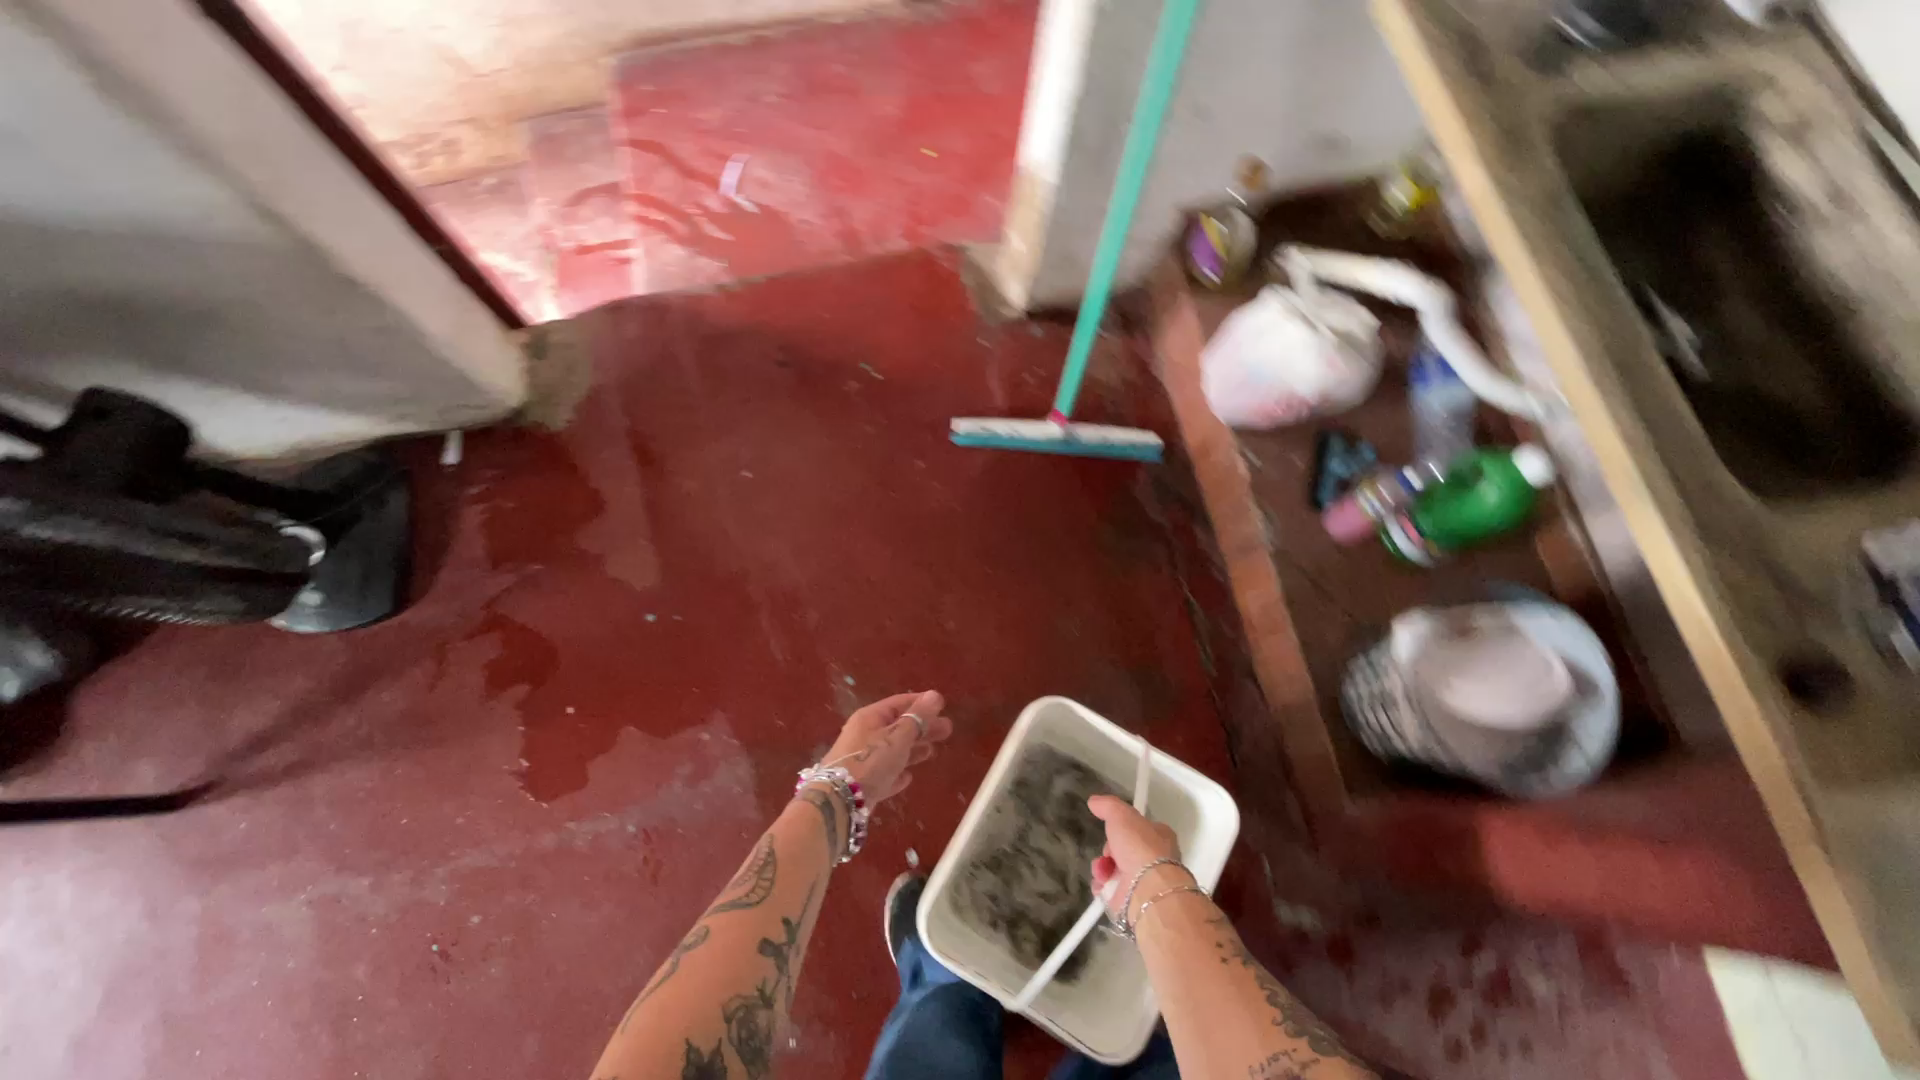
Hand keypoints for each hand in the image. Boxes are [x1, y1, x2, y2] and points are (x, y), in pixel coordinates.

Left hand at [819, 690, 951, 803]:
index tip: (941, 705)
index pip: (899, 703)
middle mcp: (864, 735)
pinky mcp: (861, 783)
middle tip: (947, 730)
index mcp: (871, 718)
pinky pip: (883, 773)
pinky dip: (897, 773)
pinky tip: (908, 778)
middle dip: (922, 728)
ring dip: (912, 750)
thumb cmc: (871, 761)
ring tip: (931, 752)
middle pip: (898, 727)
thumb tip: (934, 695)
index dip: (921, 703)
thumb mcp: (898, 736)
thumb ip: (917, 718)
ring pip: (892, 750)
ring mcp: (861, 759)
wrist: (839, 800)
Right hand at [1088, 794, 1187, 920]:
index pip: (1138, 829)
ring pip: (1113, 870)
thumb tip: (1094, 801)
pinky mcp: (1132, 900)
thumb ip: (1108, 805)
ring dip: (1102, 868)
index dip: (1122, 829)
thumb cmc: (1139, 846)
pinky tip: (1102, 884)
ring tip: (1103, 871)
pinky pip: (1110, 889)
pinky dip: (1102, 886)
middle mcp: (1155, 859)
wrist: (1146, 889)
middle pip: (1122, 850)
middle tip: (1107, 853)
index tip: (1111, 830)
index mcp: (1159, 837)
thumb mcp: (1121, 815)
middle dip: (1108, 850)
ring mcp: (1143, 881)